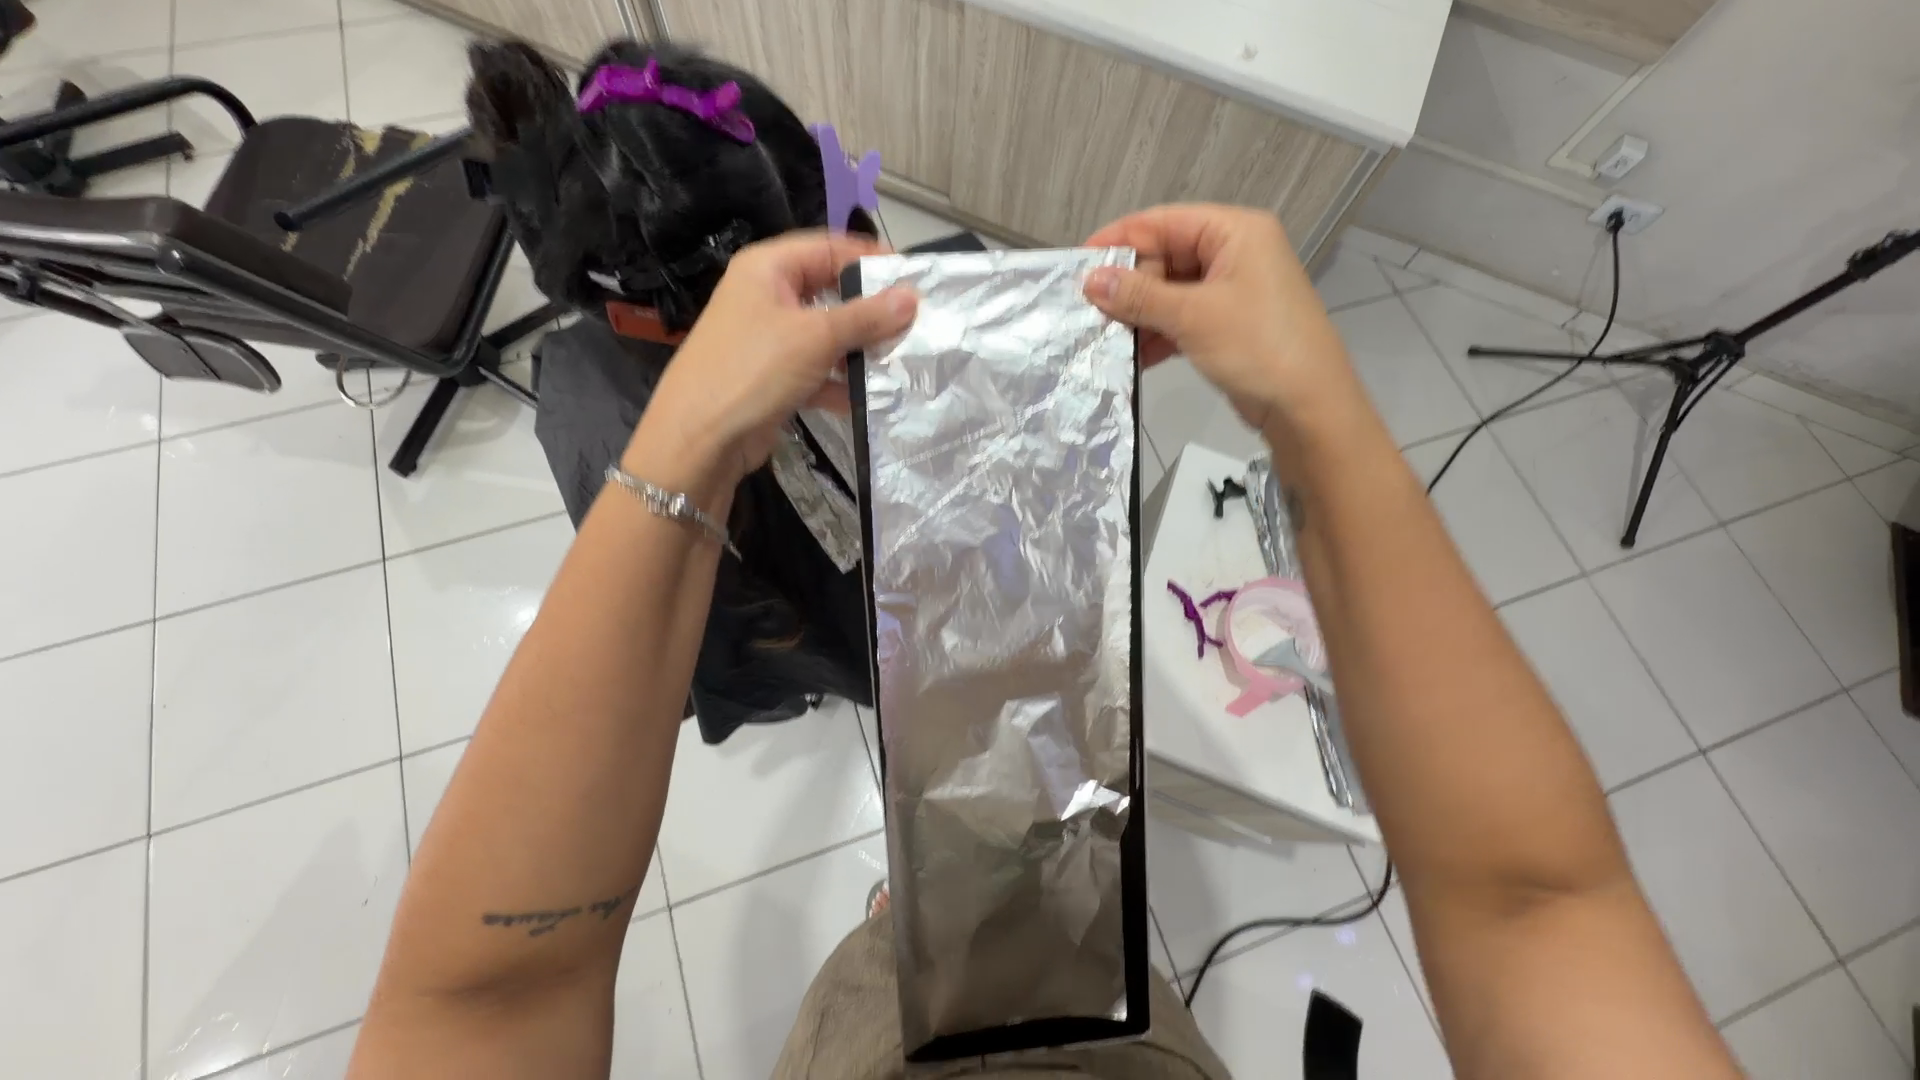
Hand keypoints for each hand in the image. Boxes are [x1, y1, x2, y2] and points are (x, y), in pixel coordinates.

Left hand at [638, 231, 917, 481]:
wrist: (699, 440)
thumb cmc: (752, 371)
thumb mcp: (815, 337)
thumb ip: (866, 317)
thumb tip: (913, 297)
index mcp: (768, 269)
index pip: (830, 248)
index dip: (872, 260)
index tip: (915, 281)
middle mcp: (766, 297)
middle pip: (830, 292)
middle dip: (871, 311)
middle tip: (915, 325)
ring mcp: (768, 340)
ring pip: (826, 336)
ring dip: (859, 350)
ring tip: (902, 362)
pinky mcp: (773, 379)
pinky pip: (817, 372)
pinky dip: (840, 384)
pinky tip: (871, 399)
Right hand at [1082, 204, 1354, 431]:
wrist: (1307, 406)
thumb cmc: (1258, 347)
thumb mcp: (1192, 316)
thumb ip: (1138, 296)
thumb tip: (1090, 280)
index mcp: (1235, 232)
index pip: (1163, 222)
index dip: (1118, 241)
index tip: (1078, 264)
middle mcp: (1234, 253)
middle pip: (1164, 257)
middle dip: (1128, 286)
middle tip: (1091, 311)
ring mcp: (1232, 291)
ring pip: (1169, 292)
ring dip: (1139, 315)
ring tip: (1105, 337)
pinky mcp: (1227, 324)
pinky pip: (1181, 319)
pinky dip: (1157, 335)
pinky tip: (1132, 357)